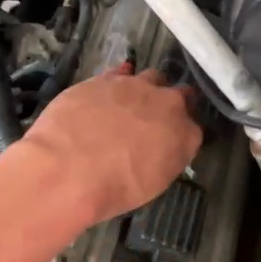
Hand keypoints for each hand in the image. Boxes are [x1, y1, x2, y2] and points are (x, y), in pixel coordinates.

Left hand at [21, 69, 201, 222]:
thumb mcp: (152, 185)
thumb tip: (163, 148)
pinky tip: (109, 90)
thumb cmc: (113, 188)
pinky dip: (118, 79)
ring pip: (152, 77)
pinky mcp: (105, 79)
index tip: (170, 141)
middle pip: (179, 94)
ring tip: (130, 104)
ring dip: (146, 88)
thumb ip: (166, 158)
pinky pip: (119, 72)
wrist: (67, 170)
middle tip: (153, 120)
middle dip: (170, 104)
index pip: (193, 127)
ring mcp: (136, 86)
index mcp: (185, 133)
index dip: (180, 132)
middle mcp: (167, 102)